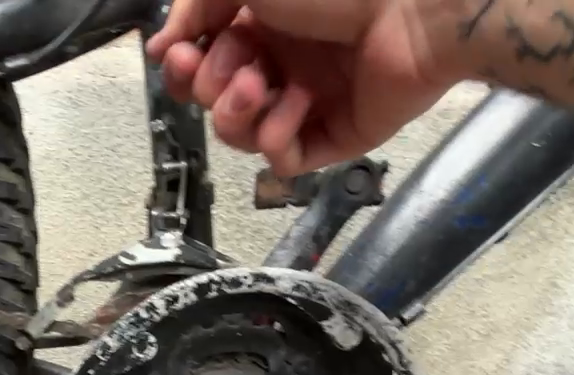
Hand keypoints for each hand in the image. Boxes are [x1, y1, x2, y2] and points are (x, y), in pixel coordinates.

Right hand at [148, 0, 462, 174]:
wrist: (414, 6)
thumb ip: (195, 5)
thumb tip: (159, 48)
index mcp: (262, 23)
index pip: (202, 64)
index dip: (184, 71)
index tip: (182, 59)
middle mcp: (281, 62)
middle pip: (215, 104)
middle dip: (215, 90)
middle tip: (241, 69)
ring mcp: (305, 103)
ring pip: (242, 137)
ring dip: (239, 116)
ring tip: (261, 89)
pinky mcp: (330, 138)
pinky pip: (282, 160)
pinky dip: (278, 137)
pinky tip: (298, 105)